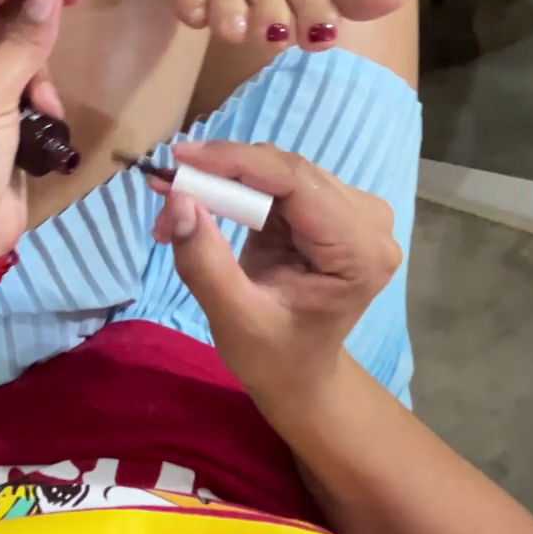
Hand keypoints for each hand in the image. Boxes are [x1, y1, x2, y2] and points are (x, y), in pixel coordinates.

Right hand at [153, 140, 402, 406]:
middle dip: (221, 172)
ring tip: (176, 203)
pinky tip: (200, 202)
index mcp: (359, 251)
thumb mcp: (233, 317)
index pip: (296, 183)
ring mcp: (351, 212)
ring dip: (222, 179)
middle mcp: (367, 222)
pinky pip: (274, 180)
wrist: (299, 374)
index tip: (179, 159)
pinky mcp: (328, 209)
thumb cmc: (273, 356)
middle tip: (165, 188)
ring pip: (277, 170)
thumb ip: (205, 261)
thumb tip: (178, 199)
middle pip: (286, 171)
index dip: (235, 161)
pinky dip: (232, 187)